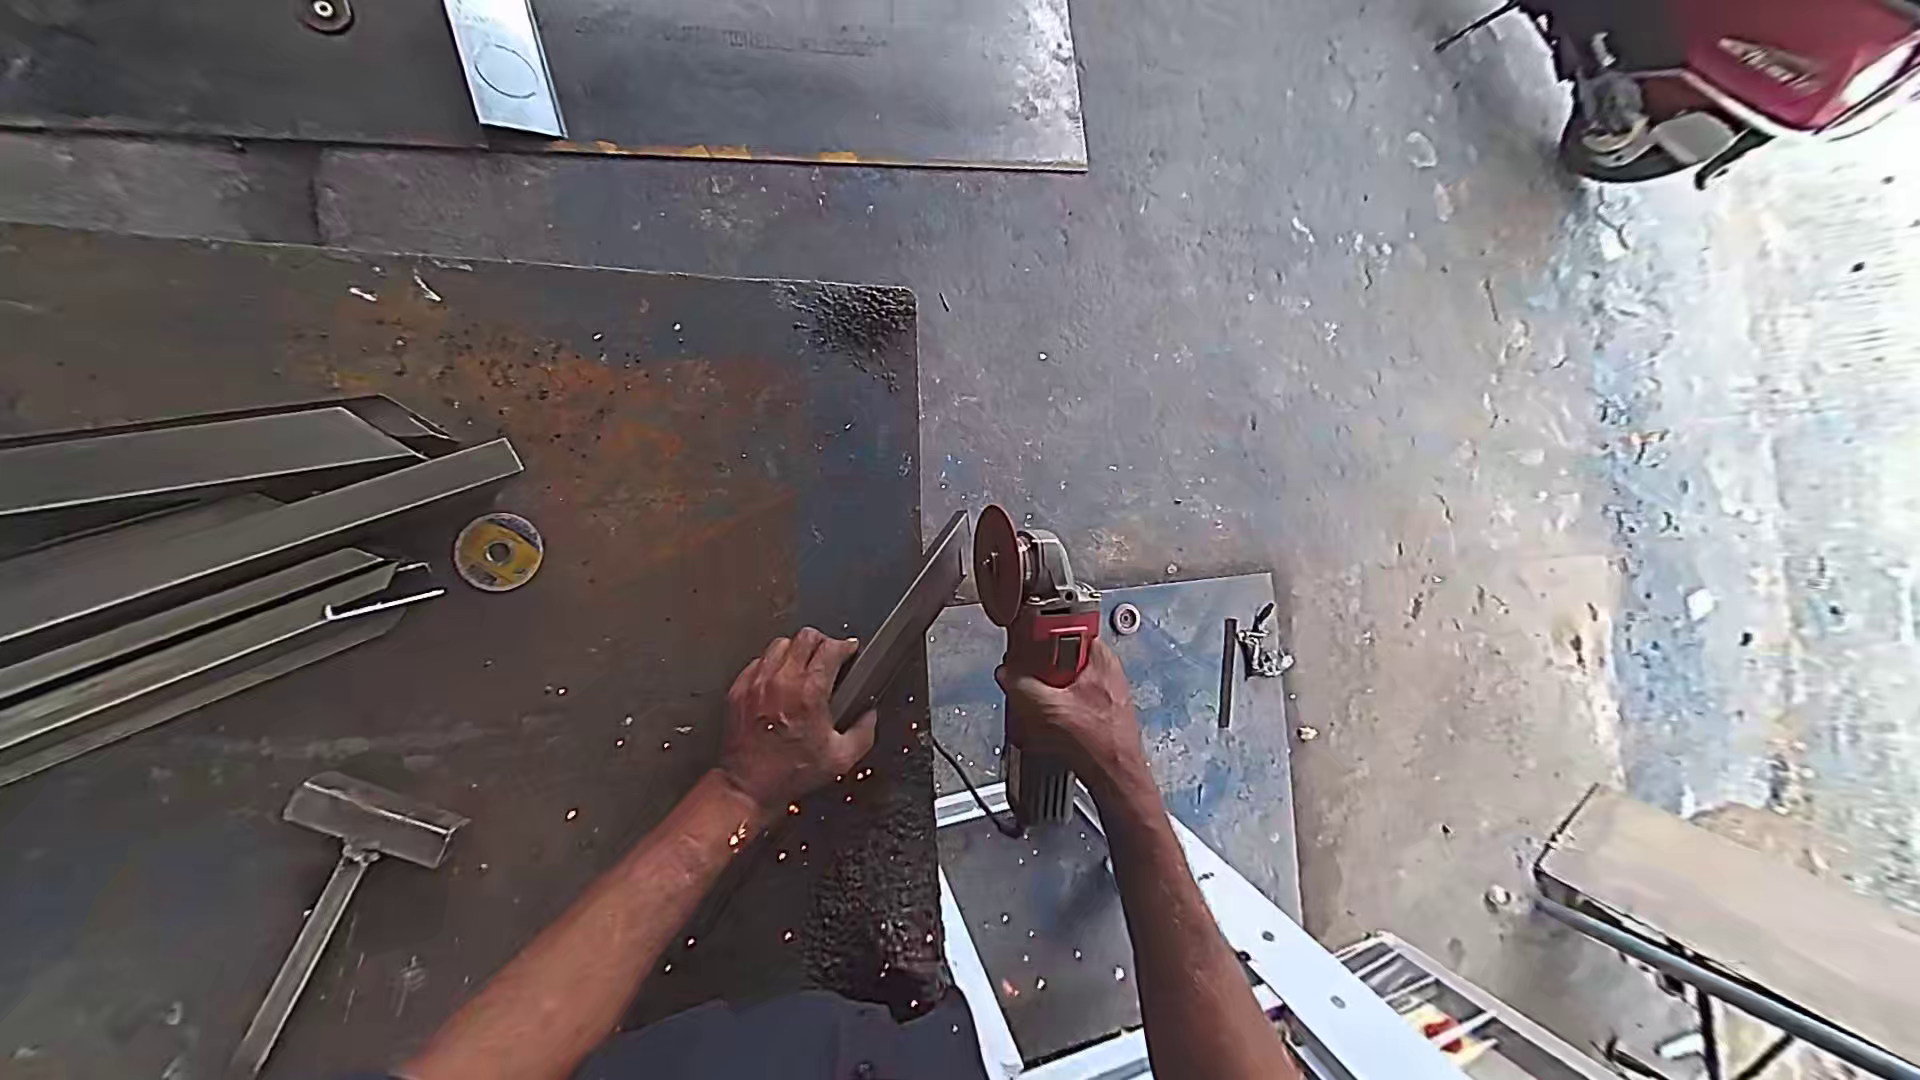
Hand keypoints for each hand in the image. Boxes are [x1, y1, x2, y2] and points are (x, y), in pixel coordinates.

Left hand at [717, 628, 877, 814]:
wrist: (747, 788)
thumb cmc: (790, 774)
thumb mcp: (841, 758)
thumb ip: (864, 732)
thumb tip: (870, 714)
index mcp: (809, 693)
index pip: (831, 647)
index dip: (846, 646)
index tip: (850, 651)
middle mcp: (781, 681)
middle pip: (806, 637)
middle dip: (822, 642)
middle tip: (829, 655)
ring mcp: (757, 683)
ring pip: (780, 643)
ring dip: (796, 651)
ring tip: (803, 666)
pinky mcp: (739, 689)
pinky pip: (758, 661)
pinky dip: (772, 665)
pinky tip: (780, 680)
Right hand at [995, 639, 1150, 798]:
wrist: (1116, 778)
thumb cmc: (1099, 745)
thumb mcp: (1047, 708)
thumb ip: (1020, 685)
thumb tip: (1008, 674)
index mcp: (1101, 657)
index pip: (1066, 627)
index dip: (1042, 635)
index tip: (1027, 645)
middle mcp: (1106, 669)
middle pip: (1061, 655)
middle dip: (1042, 669)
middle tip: (1031, 681)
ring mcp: (1105, 690)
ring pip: (1065, 678)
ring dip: (1048, 690)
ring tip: (1041, 706)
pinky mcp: (1101, 709)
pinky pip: (1071, 696)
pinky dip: (1058, 705)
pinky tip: (1052, 721)